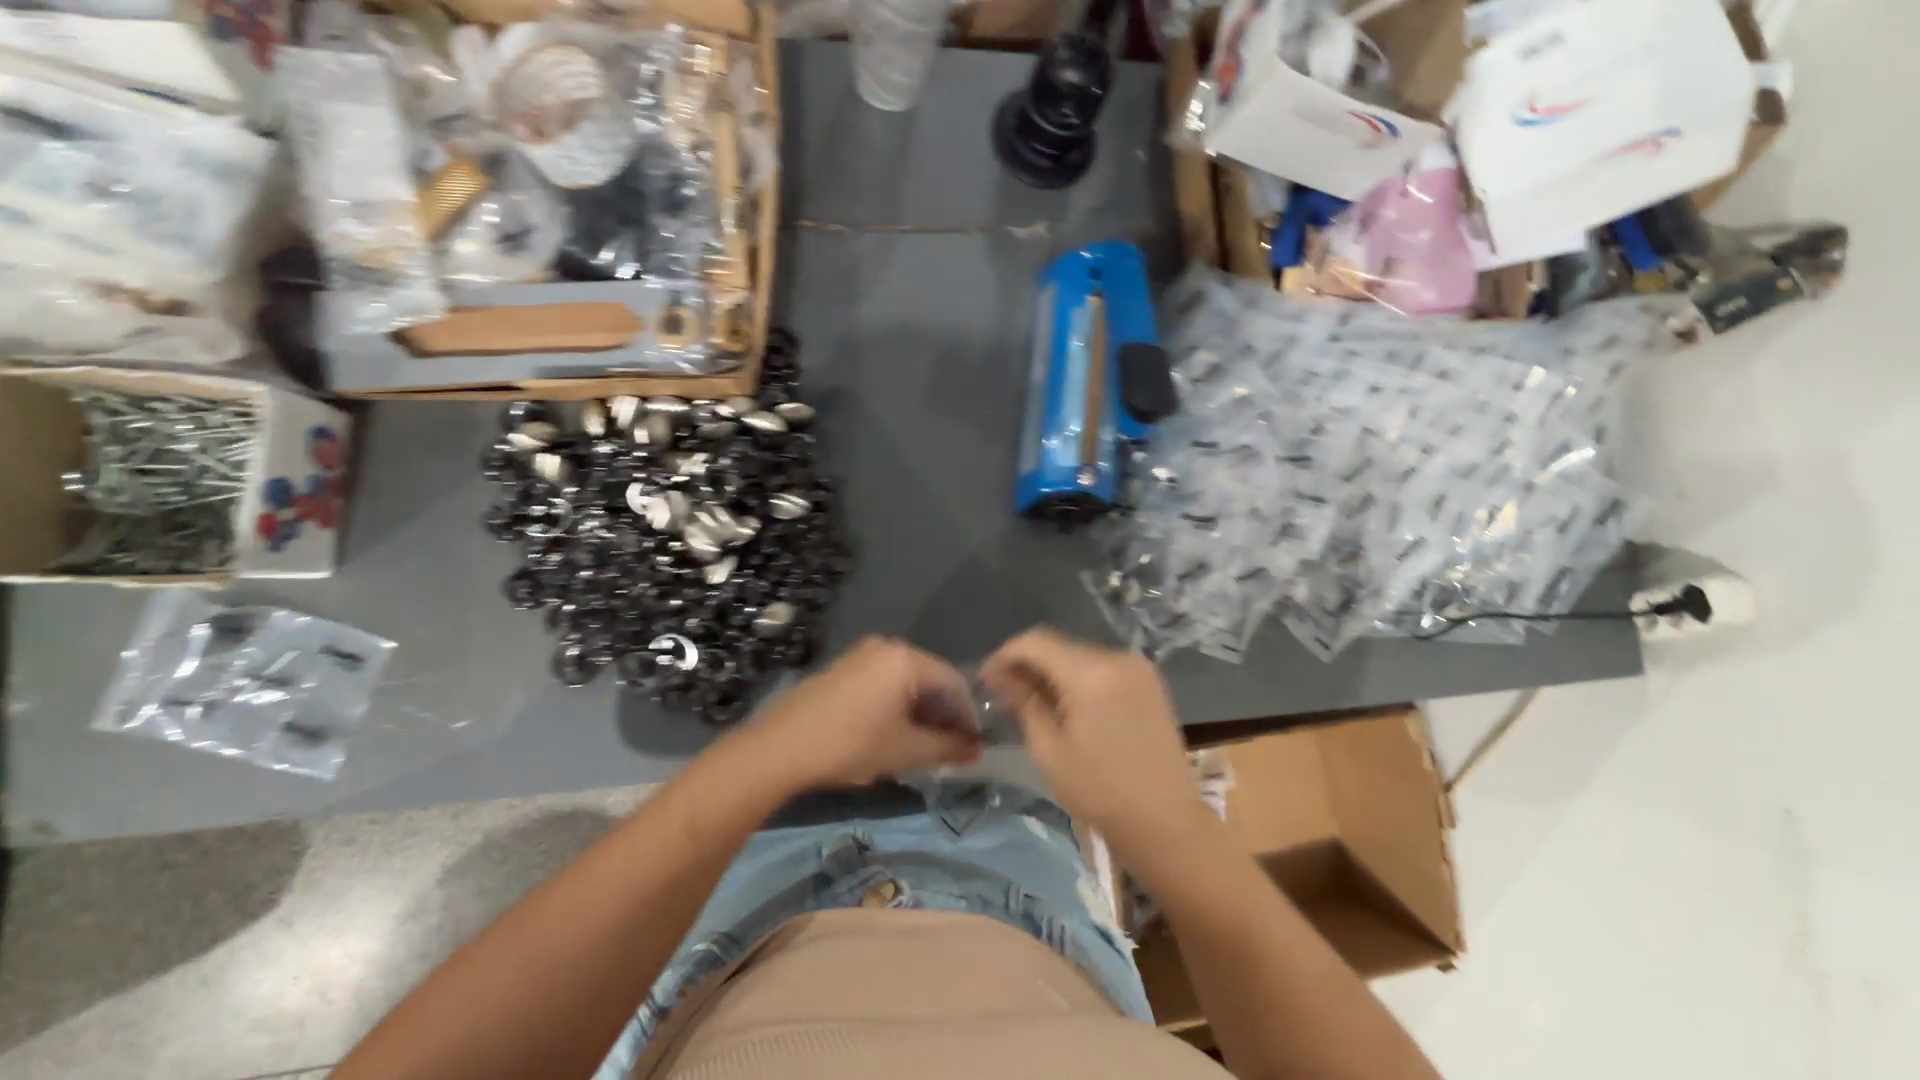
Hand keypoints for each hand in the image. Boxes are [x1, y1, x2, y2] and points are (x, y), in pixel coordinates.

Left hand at [743, 636, 980, 790]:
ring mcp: (859, 656)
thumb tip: (977, 749)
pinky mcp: (841, 671)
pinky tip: (891, 736)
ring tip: (922, 748)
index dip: (968, 716)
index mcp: (906, 658)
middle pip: (930, 680)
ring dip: (919, 714)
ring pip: (905, 684)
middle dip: (943, 715)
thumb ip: (948, 747)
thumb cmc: (851, 744)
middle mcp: (885, 647)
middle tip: (950, 750)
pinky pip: (882, 685)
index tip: (973, 746)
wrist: (780, 749)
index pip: (955, 682)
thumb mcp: (907, 750)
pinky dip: (895, 707)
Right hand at [982, 628, 1211, 860]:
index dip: (1004, 655)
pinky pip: (1103, 669)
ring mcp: (1139, 668)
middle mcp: (1118, 658)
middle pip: (1059, 646)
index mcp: (1091, 673)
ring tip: (1034, 706)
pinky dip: (1080, 681)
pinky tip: (1068, 707)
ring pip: (1081, 657)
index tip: (986, 680)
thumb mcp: (1049, 749)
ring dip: (1054, 674)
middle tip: (1004, 696)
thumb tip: (999, 676)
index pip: (1035, 641)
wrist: (1165, 819)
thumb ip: (1023, 703)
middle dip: (1028, 666)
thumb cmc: (1099, 790)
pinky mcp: (1150, 682)